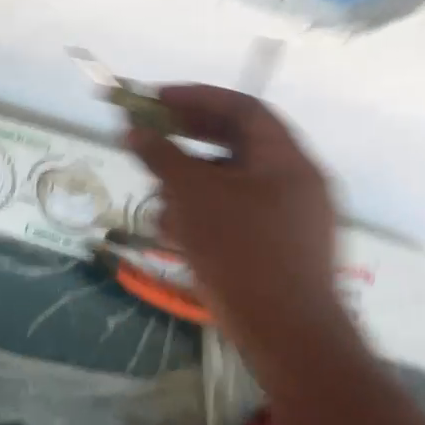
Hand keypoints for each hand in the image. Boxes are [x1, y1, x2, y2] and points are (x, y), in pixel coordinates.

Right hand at [125, 85, 345, 348]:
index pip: (244, 110)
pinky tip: (171, 230)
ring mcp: (284, 215)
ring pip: (222, 177)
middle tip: (141, 133)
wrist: (282, 328)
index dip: (195, 97)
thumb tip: (131, 129)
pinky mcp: (269, 242)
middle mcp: (293, 183)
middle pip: (233, 141)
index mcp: (288, 164)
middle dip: (182, 137)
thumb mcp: (189, 191)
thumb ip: (159, 153)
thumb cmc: (238, 246)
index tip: (150, 99)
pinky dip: (194, 210)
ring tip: (154, 195)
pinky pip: (226, 209)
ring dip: (182, 178)